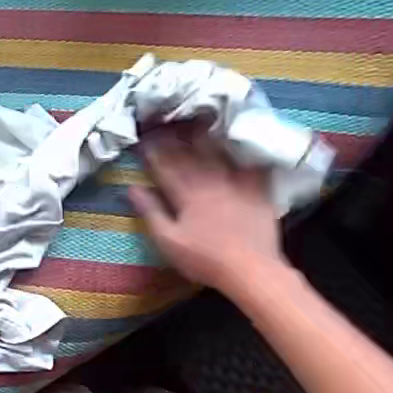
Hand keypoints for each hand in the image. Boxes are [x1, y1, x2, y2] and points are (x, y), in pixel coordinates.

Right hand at [126, 129, 287, 294]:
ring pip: (218, 153)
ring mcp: (238, 183)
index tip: (143, 136)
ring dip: (206, 136)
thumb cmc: (204, 258)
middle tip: (166, 122)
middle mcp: (211, 182)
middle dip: (176, 137)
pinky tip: (241, 141)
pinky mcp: (259, 190)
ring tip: (197, 121)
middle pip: (190, 154)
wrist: (253, 271)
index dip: (153, 150)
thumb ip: (151, 211)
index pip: (165, 166)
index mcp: (186, 194)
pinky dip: (245, 151)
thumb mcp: (167, 240)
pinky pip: (252, 164)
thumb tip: (133, 188)